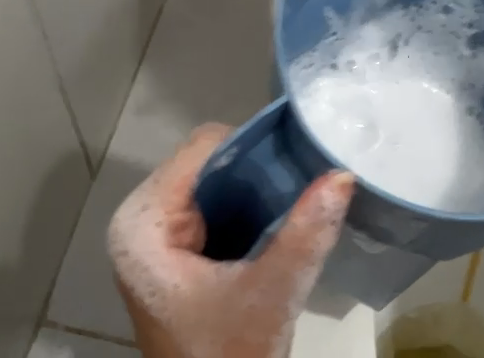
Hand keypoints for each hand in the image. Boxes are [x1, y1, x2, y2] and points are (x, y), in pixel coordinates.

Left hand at [108, 124, 356, 357]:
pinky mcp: (172, 250)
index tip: (300, 159)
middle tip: (304, 180)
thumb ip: (304, 234)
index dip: (254, 147)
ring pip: (215, 181)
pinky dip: (247, 208)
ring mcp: (154, 234)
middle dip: (257, 171)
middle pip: (208, 162)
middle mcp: (140, 218)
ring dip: (256, 189)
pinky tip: (278, 220)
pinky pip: (214, 205)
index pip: (205, 148)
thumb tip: (343, 173)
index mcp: (143, 221)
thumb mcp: (268, 297)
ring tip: (297, 197)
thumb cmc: (225, 357)